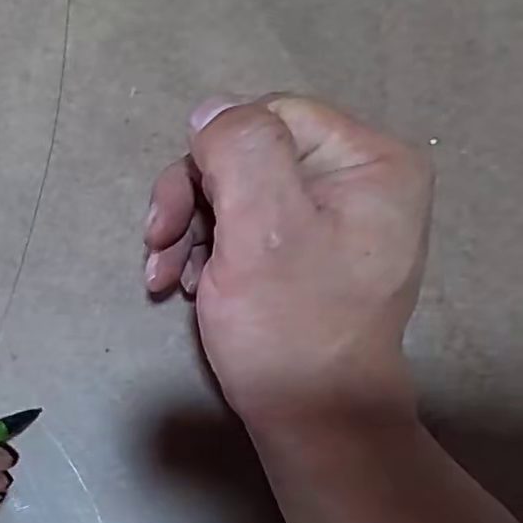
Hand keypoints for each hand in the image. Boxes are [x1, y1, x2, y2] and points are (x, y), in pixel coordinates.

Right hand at [144, 94, 432, 426]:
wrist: (307, 412)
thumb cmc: (286, 324)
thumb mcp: (260, 230)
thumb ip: (240, 154)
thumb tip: (209, 110)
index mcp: (365, 163)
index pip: (268, 118)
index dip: (210, 158)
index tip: (175, 216)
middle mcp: (350, 181)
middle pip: (243, 156)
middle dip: (189, 201)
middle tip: (157, 246)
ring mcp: (323, 218)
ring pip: (229, 192)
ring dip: (184, 231)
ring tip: (161, 276)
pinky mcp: (295, 250)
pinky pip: (234, 225)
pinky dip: (197, 251)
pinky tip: (178, 283)